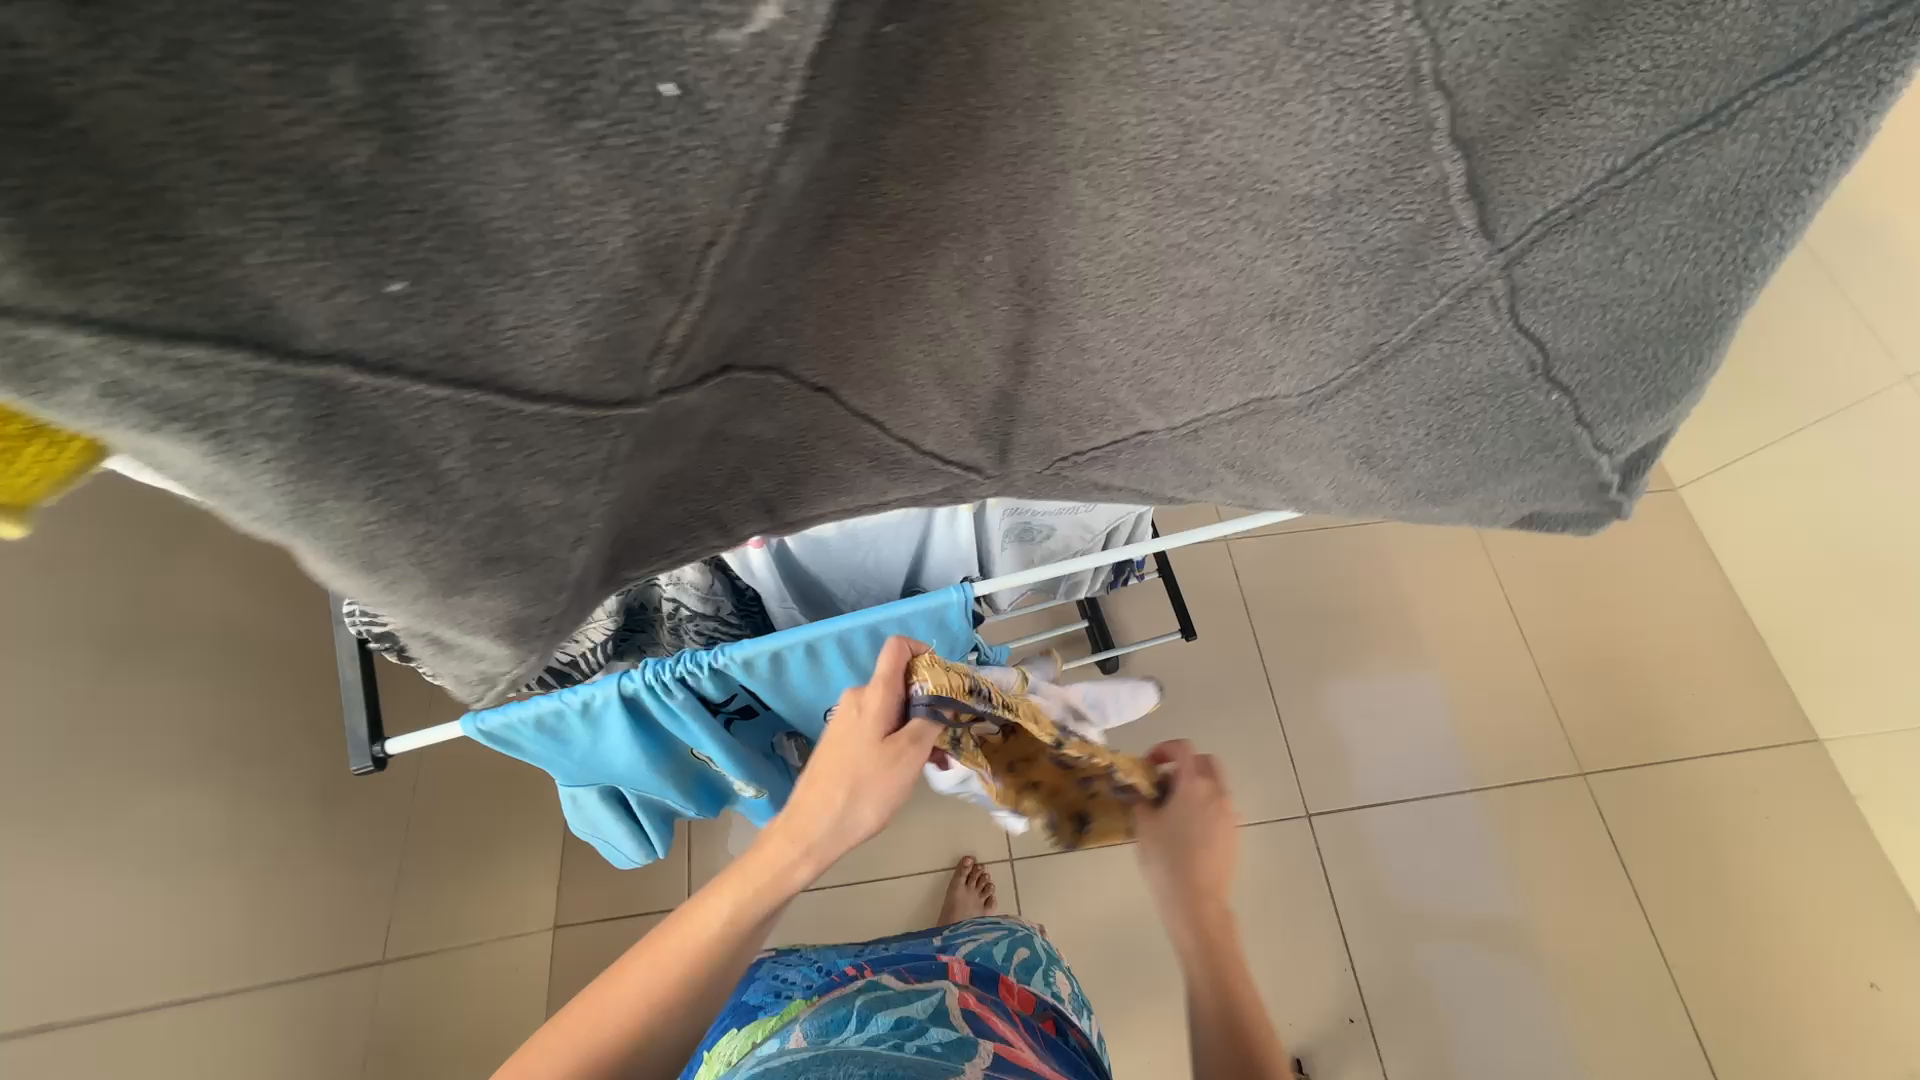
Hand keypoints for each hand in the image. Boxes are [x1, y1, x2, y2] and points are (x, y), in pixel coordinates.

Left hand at [761, 637, 943, 876]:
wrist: (812, 829)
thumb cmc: (865, 790)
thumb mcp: (910, 755)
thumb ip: (931, 719)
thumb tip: (944, 698)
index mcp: (873, 694)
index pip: (898, 647)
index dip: (925, 653)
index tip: (945, 682)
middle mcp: (857, 698)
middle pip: (899, 682)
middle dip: (929, 703)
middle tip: (949, 735)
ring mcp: (847, 720)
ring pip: (892, 710)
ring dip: (917, 728)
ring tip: (937, 763)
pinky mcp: (842, 741)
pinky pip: (878, 728)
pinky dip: (899, 741)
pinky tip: (911, 771)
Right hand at [1134, 740, 1239, 933]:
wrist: (1197, 902)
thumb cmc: (1166, 859)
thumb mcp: (1144, 826)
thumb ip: (1143, 800)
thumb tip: (1144, 794)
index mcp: (1194, 785)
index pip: (1183, 749)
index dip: (1164, 749)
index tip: (1149, 764)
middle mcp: (1217, 793)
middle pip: (1205, 762)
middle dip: (1184, 764)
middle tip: (1164, 782)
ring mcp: (1230, 814)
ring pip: (1216, 785)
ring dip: (1196, 785)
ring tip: (1174, 808)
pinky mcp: (1234, 833)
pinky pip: (1219, 807)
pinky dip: (1204, 805)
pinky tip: (1187, 830)